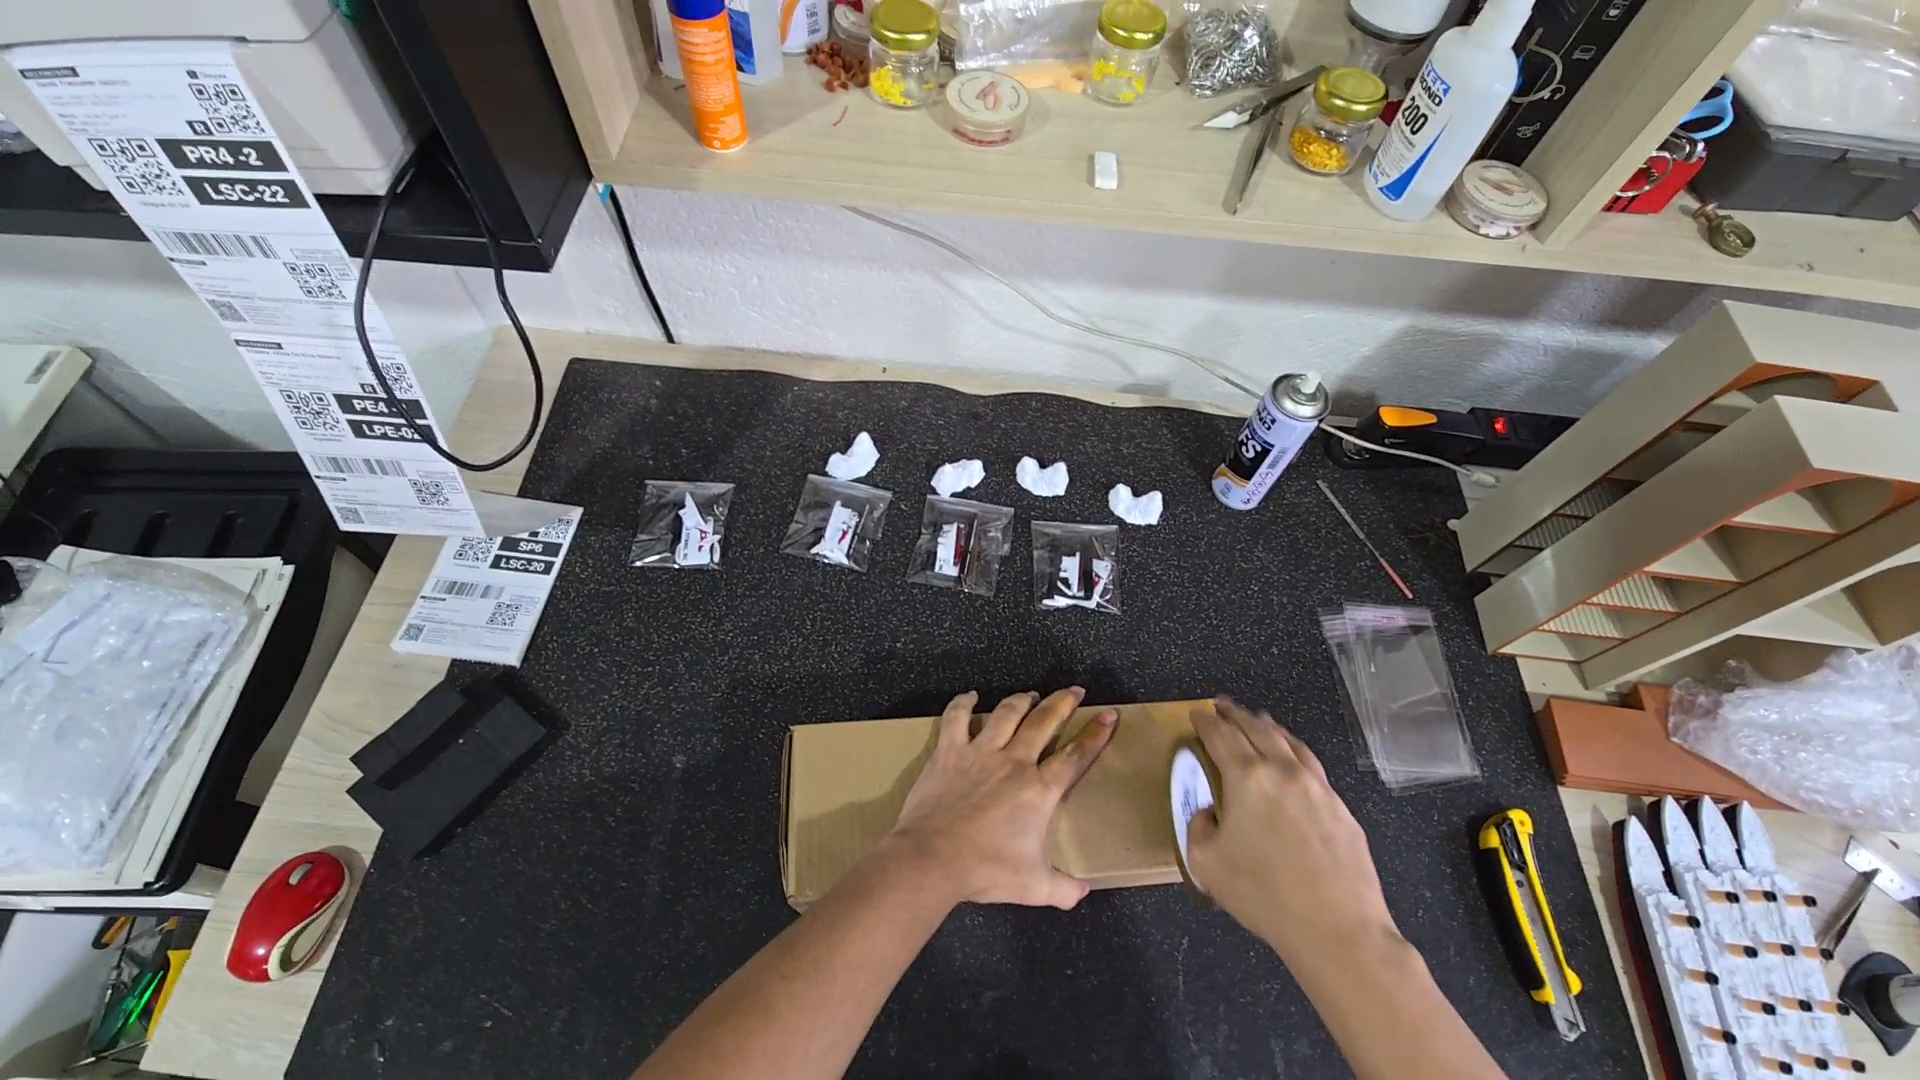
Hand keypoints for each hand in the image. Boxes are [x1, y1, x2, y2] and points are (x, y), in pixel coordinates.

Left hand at [885, 688, 1118, 909]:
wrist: (933, 858)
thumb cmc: (986, 870)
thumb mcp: (1034, 887)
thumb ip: (1063, 889)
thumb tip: (1083, 894)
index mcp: (1040, 790)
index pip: (1076, 755)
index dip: (1096, 734)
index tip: (1108, 714)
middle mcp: (1015, 762)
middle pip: (1044, 722)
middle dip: (1063, 702)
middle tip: (1074, 691)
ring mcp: (980, 752)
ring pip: (1007, 713)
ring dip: (1022, 700)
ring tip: (1031, 694)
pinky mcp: (949, 751)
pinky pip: (957, 718)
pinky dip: (964, 703)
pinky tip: (971, 696)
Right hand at [1186, 696, 1397, 963]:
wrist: (1337, 928)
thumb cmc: (1263, 894)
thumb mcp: (1206, 862)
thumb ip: (1198, 826)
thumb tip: (1209, 812)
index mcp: (1247, 777)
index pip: (1221, 736)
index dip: (1205, 722)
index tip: (1196, 714)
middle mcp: (1284, 771)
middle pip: (1257, 729)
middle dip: (1236, 714)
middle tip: (1222, 706)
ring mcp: (1319, 787)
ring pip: (1290, 743)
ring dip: (1269, 727)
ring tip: (1259, 720)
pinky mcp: (1341, 808)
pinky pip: (1312, 766)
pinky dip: (1294, 752)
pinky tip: (1292, 762)